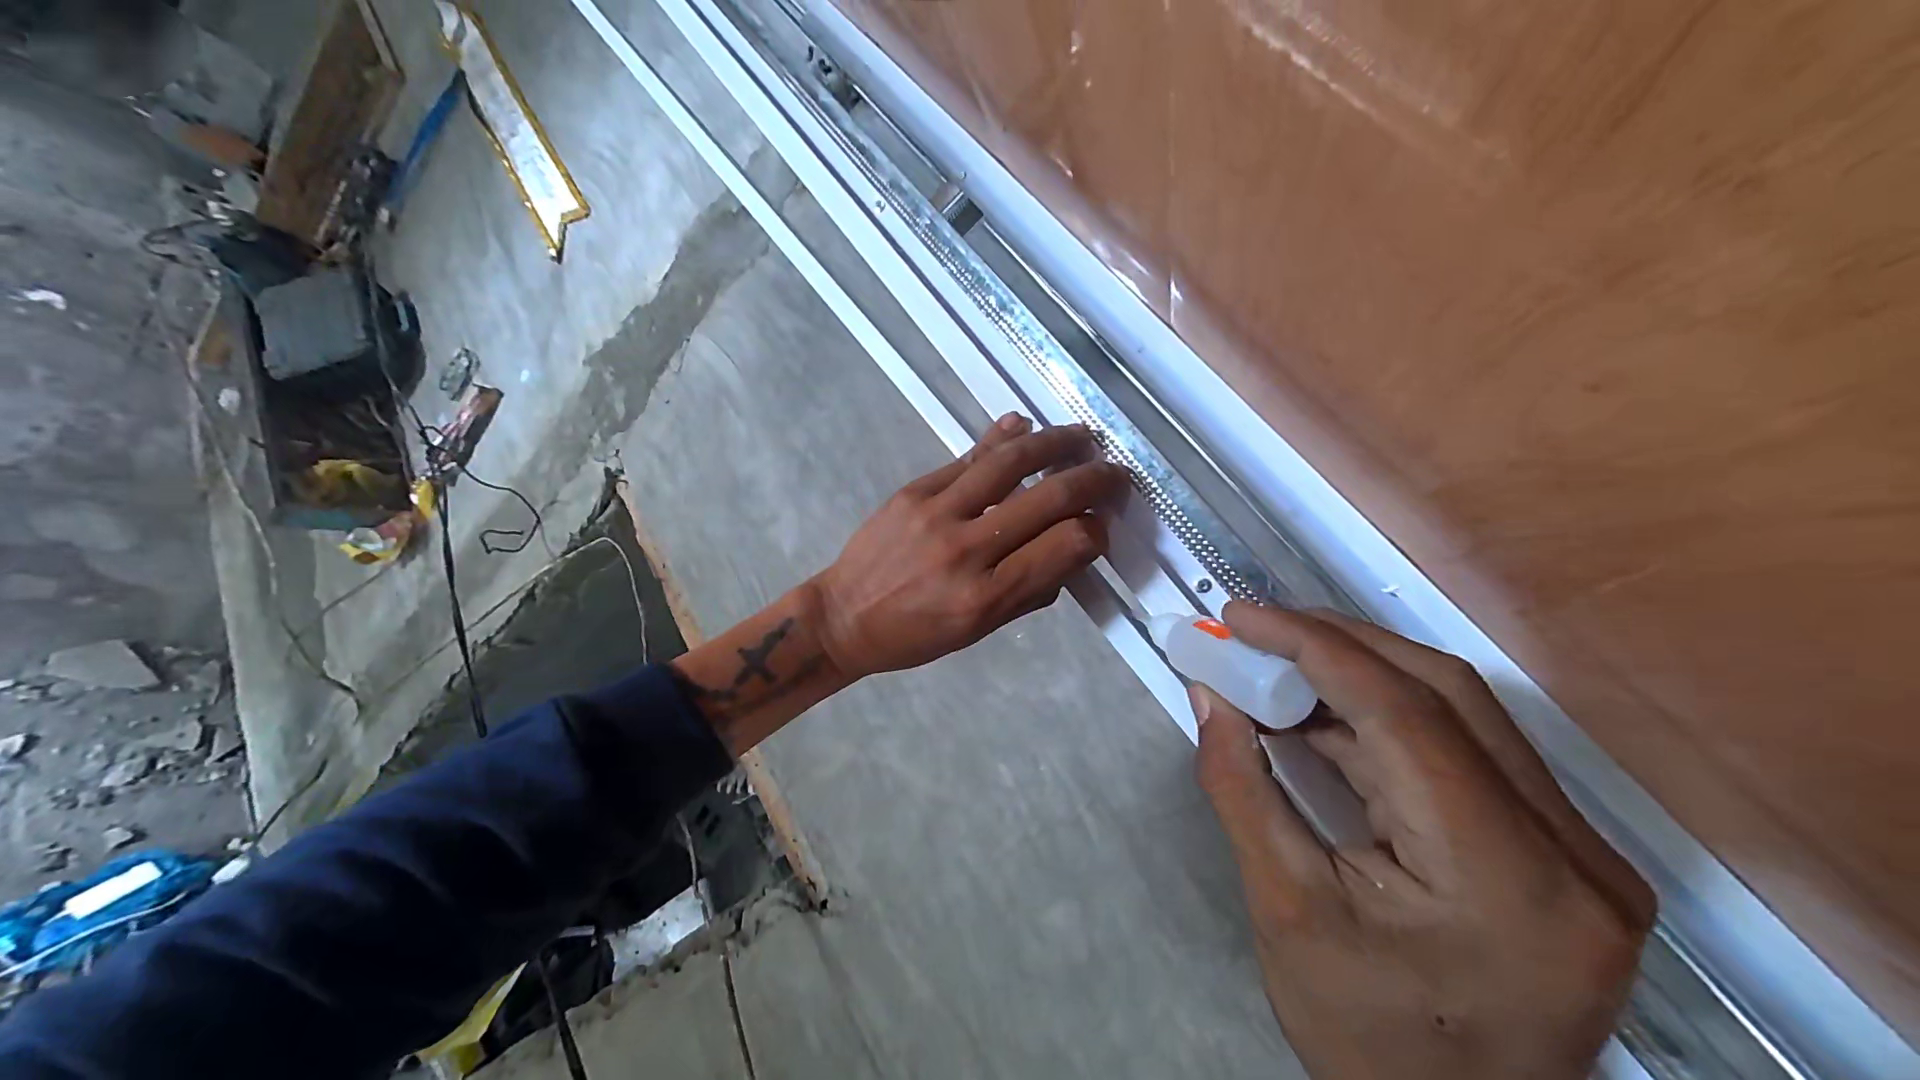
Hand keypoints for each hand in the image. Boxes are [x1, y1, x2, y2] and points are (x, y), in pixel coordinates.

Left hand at [806, 414, 1129, 678]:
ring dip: (1055, 443)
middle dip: (1094, 480)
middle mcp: (967, 550)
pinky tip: (1023, 426)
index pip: (1065, 546)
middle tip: (1114, 473)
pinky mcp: (914, 491)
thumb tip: (1072, 550)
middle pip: (1048, 498)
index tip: (1101, 525)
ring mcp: (938, 513)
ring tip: (1082, 436)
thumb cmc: (915, 635)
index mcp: (987, 596)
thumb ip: (1030, 592)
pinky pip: (968, 458)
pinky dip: (1000, 439)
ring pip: (1010, 463)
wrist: (843, 616)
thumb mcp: (978, 631)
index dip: (1096, 531)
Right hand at [1194, 604, 1654, 1079]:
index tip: (1240, 616)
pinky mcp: (1563, 849)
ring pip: (1458, 710)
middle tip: (1255, 631)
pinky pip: (1461, 747)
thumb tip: (1208, 694)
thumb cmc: (1369, 1041)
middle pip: (1444, 692)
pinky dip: (1381, 718)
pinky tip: (1321, 717)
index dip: (1313, 646)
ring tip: (1276, 667)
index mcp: (1506, 876)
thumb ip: (1243, 789)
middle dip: (1336, 644)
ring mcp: (1582, 848)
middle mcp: (1573, 850)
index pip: (1405, 714)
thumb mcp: (1286, 912)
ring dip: (1357, 674)